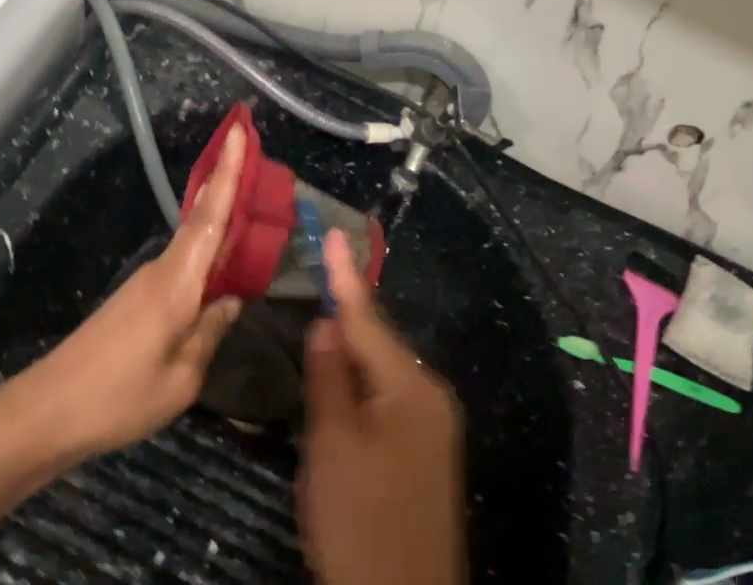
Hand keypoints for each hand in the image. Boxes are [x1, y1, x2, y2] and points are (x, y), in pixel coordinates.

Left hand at [18, 126, 247, 457]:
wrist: (47, 412)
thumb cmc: (119, 397)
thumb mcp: (182, 377)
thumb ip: (210, 332)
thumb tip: (231, 300)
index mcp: (176, 283)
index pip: (210, 217)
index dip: (227, 173)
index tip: (238, 131)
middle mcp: (161, 272)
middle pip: (203, 222)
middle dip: (229, 188)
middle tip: (263, 165)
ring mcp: (144, 285)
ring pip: (193, 247)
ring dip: (221, 226)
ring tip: (259, 219)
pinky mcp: (135, 302)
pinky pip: (182, 270)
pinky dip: (205, 258)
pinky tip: (222, 272)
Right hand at [299, 230, 465, 584]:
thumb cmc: (360, 519)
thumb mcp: (332, 445)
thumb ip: (329, 377)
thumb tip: (328, 322)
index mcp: (410, 388)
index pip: (367, 319)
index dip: (344, 276)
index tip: (333, 233)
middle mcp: (429, 395)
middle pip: (379, 340)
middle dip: (348, 307)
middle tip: (321, 265)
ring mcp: (431, 424)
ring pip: (383, 367)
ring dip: (353, 341)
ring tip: (323, 306)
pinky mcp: (424, 448)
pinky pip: (388, 393)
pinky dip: (362, 375)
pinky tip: (342, 369)